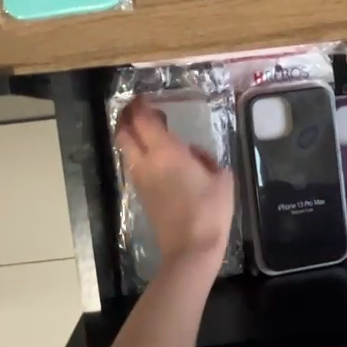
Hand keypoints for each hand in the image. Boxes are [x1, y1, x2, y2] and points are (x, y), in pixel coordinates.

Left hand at [117, 98, 234, 268]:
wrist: (191, 249)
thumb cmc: (210, 211)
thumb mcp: (222, 178)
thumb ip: (206, 159)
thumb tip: (193, 154)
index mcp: (166, 152)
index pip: (143, 119)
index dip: (140, 105)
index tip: (145, 97)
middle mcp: (146, 162)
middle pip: (124, 132)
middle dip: (127, 117)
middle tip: (139, 109)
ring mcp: (140, 180)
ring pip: (125, 150)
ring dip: (131, 135)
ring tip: (149, 131)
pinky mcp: (141, 195)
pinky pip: (134, 165)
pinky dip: (138, 153)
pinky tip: (156, 155)